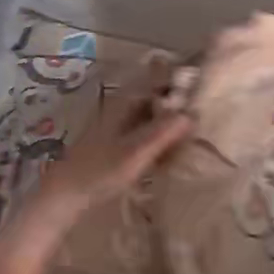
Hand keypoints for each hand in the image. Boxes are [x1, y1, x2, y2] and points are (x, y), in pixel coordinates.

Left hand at [32, 54, 193, 226]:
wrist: (64, 198)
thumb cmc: (99, 172)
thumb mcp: (135, 153)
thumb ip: (163, 132)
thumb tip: (193, 113)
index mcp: (126, 100)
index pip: (160, 76)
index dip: (182, 75)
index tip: (207, 79)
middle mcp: (124, 105)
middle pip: (158, 91)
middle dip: (181, 95)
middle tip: (209, 103)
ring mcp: (120, 122)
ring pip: (154, 109)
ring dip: (172, 113)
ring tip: (199, 122)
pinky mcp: (120, 140)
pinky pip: (148, 125)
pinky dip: (163, 129)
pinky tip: (176, 143)